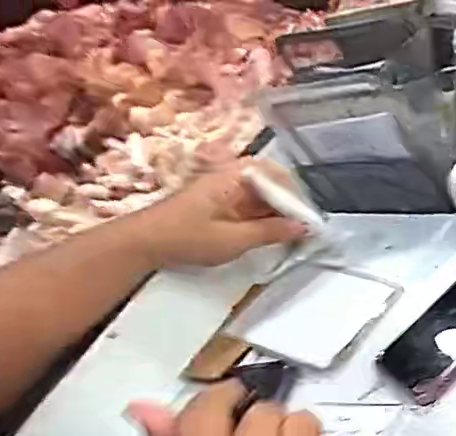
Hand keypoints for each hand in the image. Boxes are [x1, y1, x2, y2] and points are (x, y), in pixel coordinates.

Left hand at [129, 159, 310, 267]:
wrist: (146, 242)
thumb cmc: (188, 238)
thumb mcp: (234, 239)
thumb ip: (271, 232)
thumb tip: (304, 227)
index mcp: (229, 179)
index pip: (271, 173)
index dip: (294, 193)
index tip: (309, 217)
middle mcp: (227, 179)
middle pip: (269, 181)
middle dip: (291, 202)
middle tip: (308, 226)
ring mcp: (224, 192)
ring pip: (263, 195)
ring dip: (282, 212)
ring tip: (298, 233)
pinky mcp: (221, 206)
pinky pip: (253, 206)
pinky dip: (270, 218)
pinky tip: (279, 233)